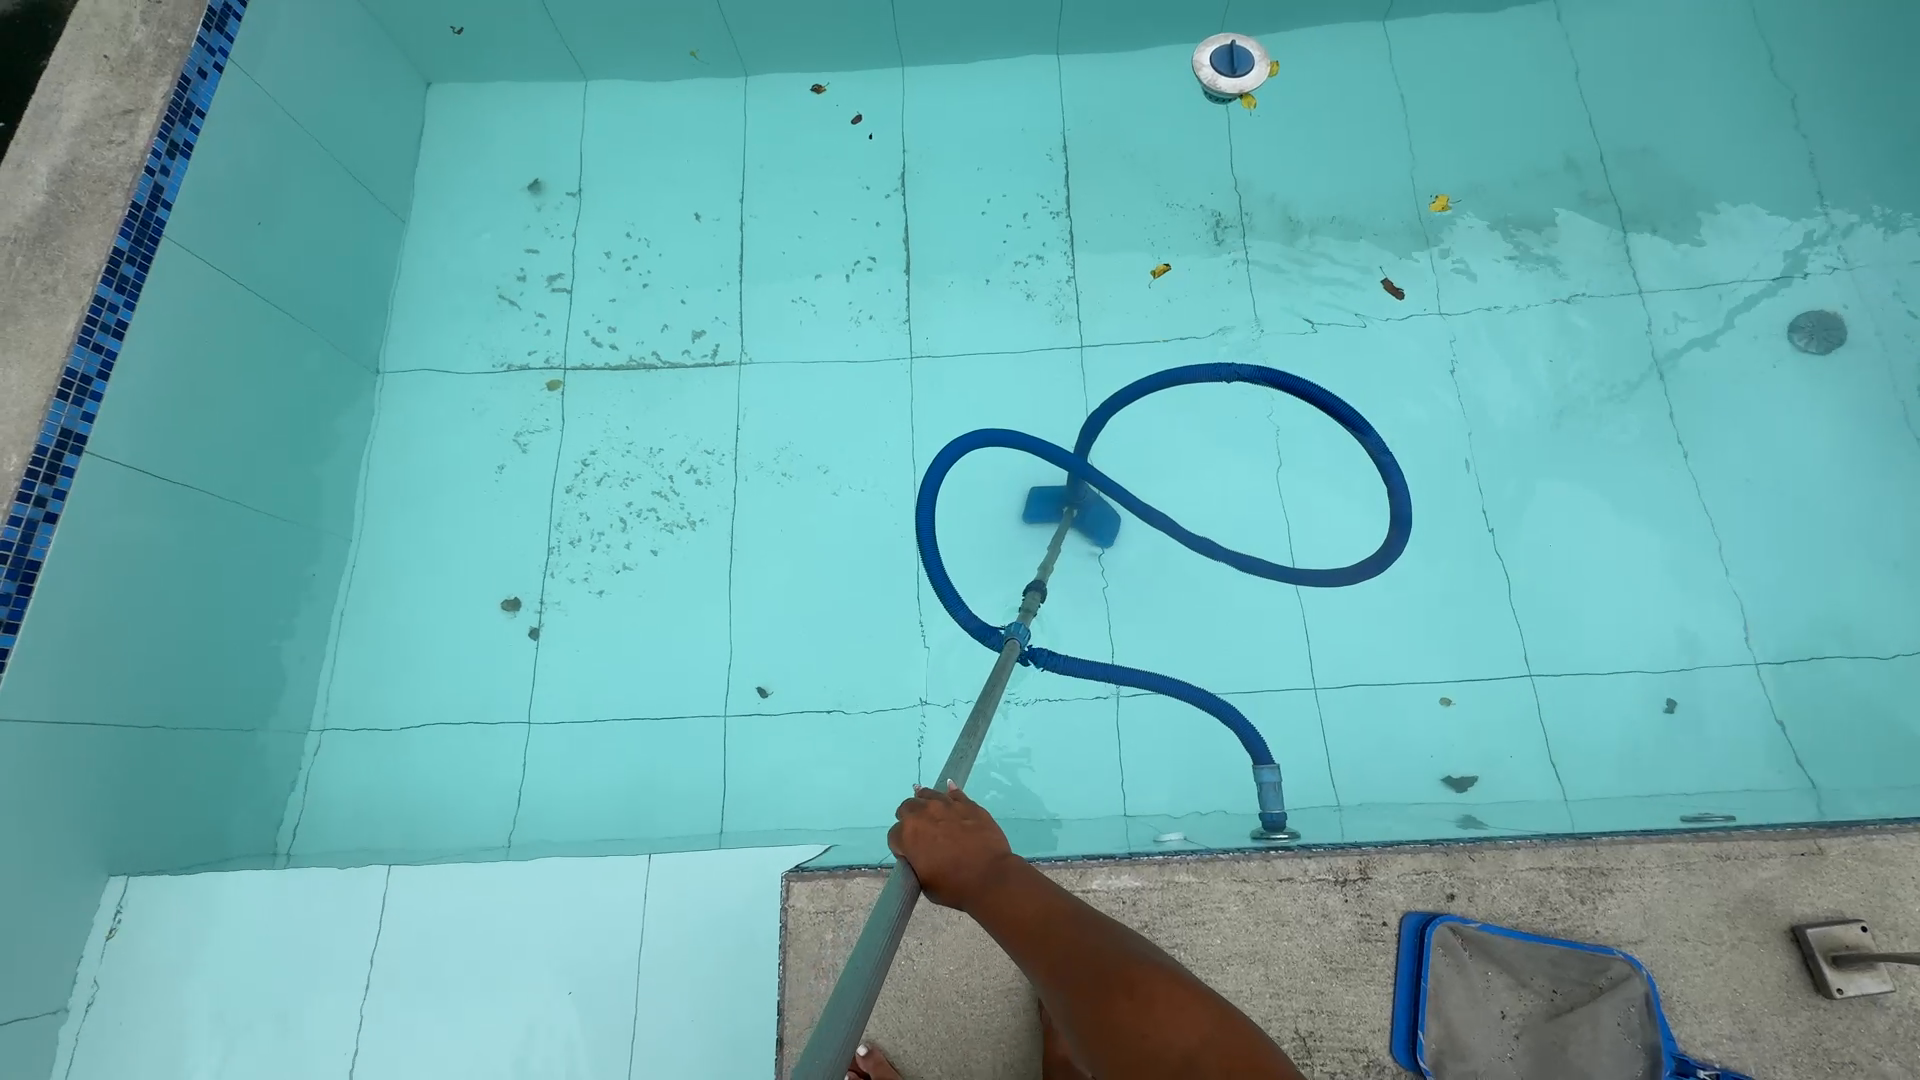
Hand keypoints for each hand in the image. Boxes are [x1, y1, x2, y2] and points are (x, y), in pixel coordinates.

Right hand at [887, 781, 1018, 910]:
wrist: (990, 876)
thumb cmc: (954, 886)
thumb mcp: (924, 883)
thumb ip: (916, 864)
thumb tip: (920, 855)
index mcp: (907, 834)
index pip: (894, 836)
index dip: (900, 847)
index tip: (910, 855)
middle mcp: (923, 813)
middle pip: (907, 808)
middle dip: (909, 819)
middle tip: (919, 833)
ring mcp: (946, 805)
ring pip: (927, 794)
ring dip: (924, 802)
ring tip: (929, 810)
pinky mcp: (967, 803)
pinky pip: (954, 792)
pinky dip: (949, 793)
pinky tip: (949, 793)